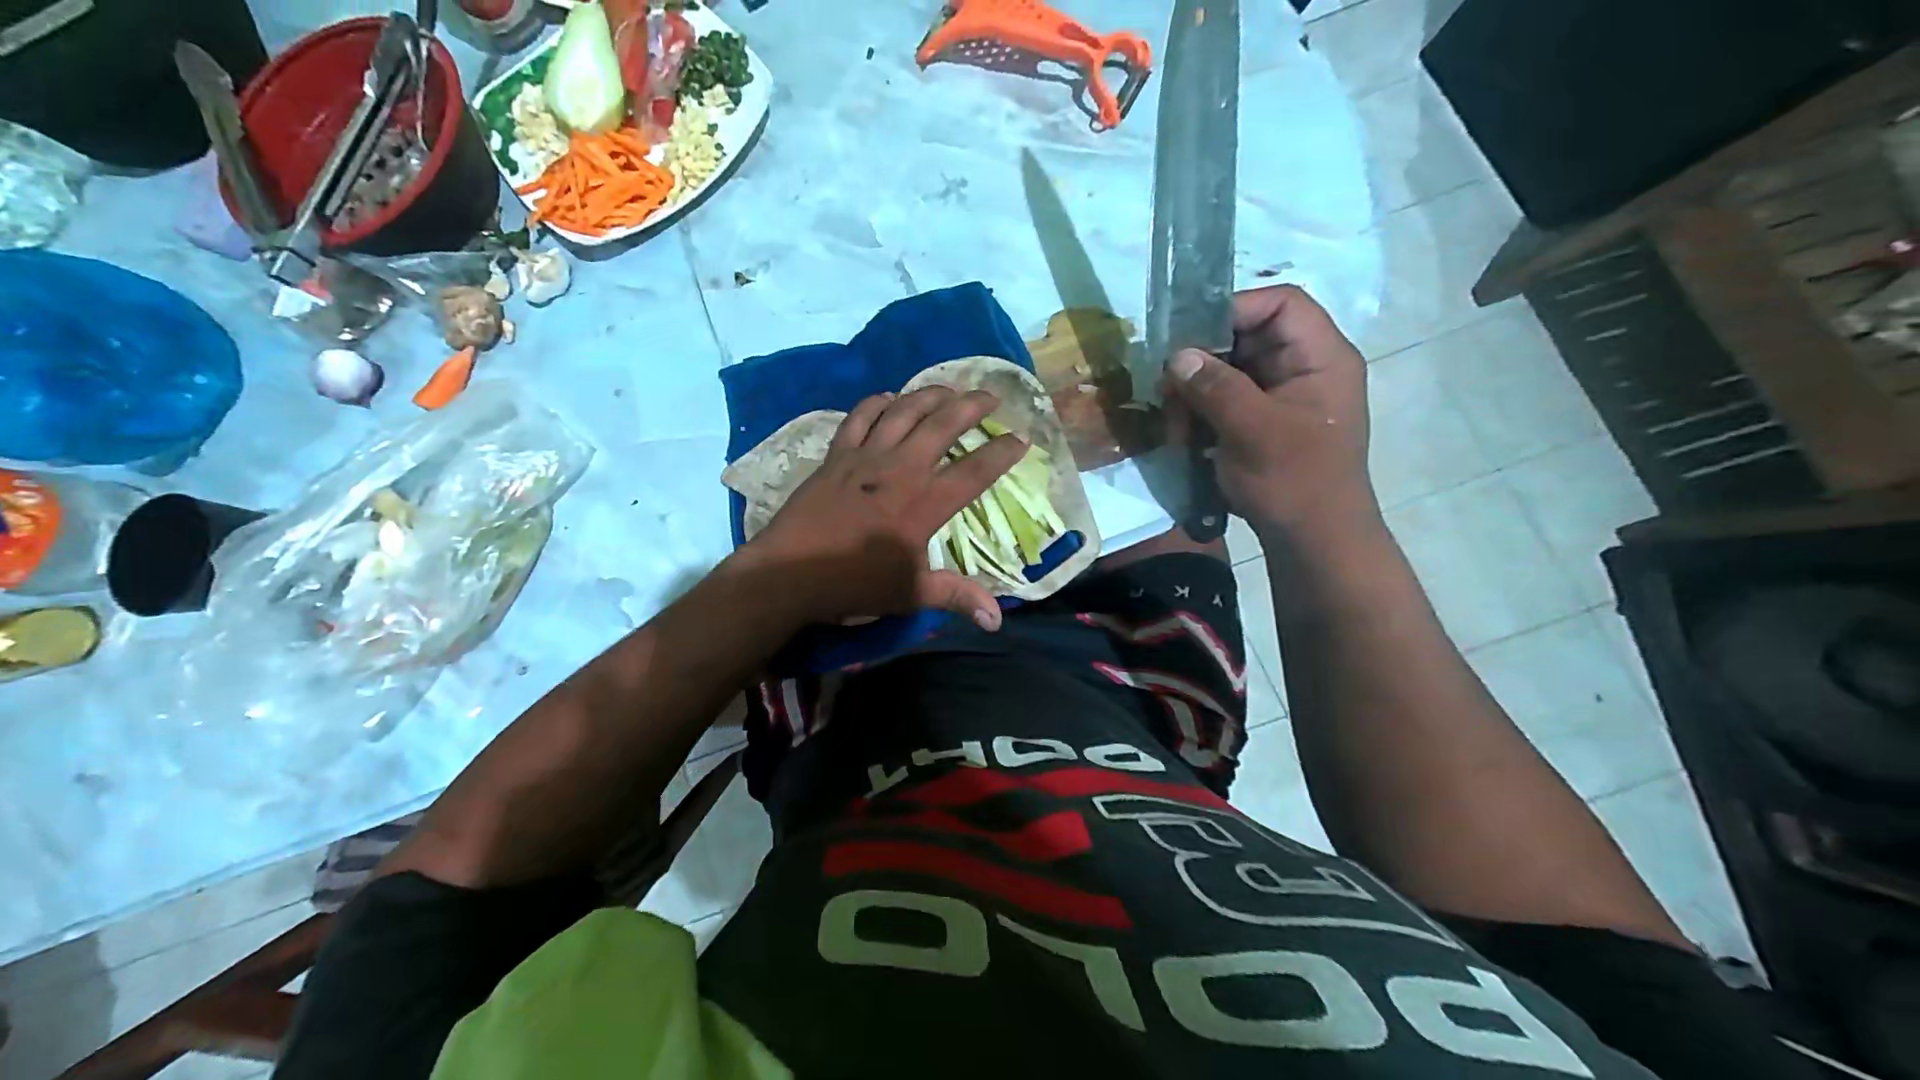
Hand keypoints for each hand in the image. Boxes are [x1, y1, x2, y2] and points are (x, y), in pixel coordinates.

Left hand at [741, 387, 1026, 629]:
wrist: (789, 573)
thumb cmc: (854, 585)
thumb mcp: (911, 594)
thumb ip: (956, 597)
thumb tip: (996, 621)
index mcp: (925, 503)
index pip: (975, 470)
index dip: (1002, 452)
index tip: (1022, 439)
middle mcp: (901, 469)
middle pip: (943, 424)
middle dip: (973, 406)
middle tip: (992, 397)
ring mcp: (866, 457)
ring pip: (904, 411)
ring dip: (931, 395)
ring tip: (950, 389)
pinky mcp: (837, 455)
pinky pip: (860, 417)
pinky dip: (878, 403)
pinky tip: (889, 397)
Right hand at [1162, 285, 1375, 538]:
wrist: (1314, 542)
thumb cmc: (1294, 483)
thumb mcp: (1253, 431)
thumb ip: (1216, 388)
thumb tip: (1177, 355)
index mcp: (1321, 357)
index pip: (1281, 304)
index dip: (1234, 309)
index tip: (1187, 335)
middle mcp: (1303, 368)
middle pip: (1248, 336)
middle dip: (1204, 358)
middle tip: (1168, 383)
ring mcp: (1282, 396)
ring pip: (1230, 370)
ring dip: (1197, 391)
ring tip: (1174, 418)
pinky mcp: (1262, 422)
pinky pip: (1226, 399)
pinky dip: (1201, 411)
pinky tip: (1182, 432)